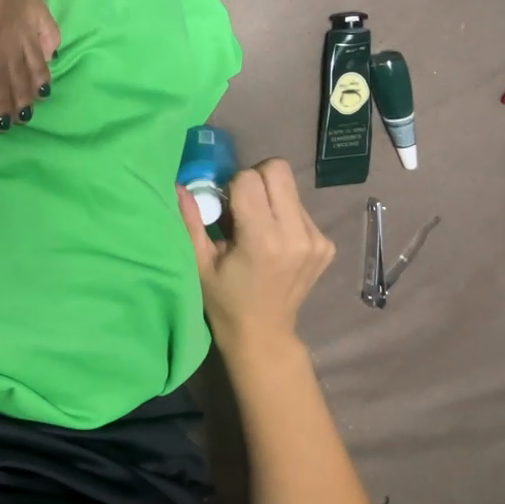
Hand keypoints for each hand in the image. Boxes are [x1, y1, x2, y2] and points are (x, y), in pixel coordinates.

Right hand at [177, 158, 335, 367]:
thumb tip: (178, 185)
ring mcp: (317, 239)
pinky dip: (282, 214)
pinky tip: (271, 239)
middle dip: (255, 179)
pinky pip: (300, 208)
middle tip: (240, 205)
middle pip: (278, 171)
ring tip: (255, 225)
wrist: (263, 333)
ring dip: (269, 197)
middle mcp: (297, 234)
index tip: (222, 207)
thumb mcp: (199, 261)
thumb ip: (190, 220)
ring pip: (291, 188)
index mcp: (263, 239)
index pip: (249, 178)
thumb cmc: (223, 299)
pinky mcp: (326, 244)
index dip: (231, 185)